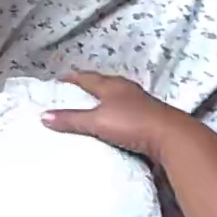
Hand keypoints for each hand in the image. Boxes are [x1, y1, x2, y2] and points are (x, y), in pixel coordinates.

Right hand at [41, 72, 202, 157]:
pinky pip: (125, 112)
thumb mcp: (97, 122)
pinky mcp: (149, 119)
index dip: (71, 78)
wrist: (174, 139)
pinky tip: (110, 122)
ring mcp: (140, 104)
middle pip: (103, 84)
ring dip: (102, 100)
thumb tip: (43, 116)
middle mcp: (126, 90)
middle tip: (72, 93)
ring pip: (116, 97)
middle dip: (87, 87)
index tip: (58, 81)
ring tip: (89, 107)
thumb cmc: (133, 123)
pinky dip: (114, 114)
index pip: (86, 77)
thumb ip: (70, 120)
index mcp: (112, 85)